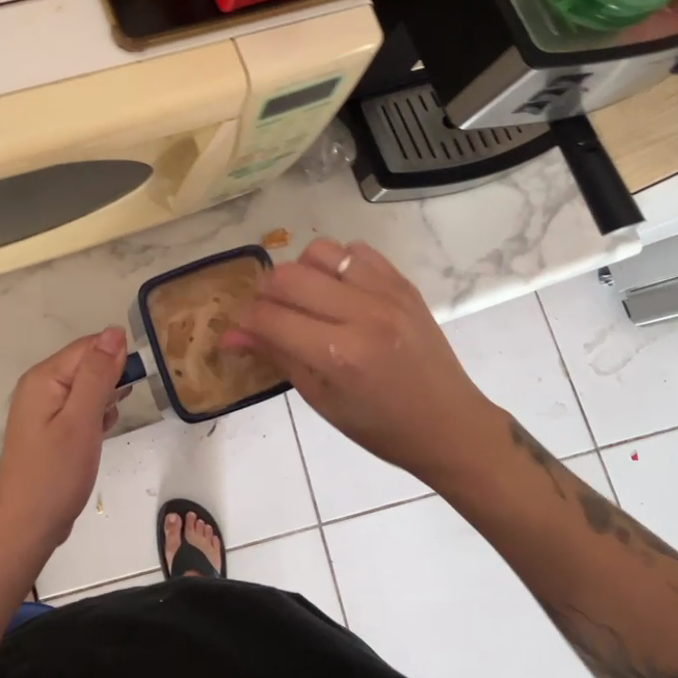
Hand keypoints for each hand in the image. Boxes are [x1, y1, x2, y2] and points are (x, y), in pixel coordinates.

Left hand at [0, 327, 127, 553]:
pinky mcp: (48, 428)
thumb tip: (114, 331)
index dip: (115, 360)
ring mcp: (41, 408)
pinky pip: (79, 407)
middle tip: (116, 412)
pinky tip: (99, 436)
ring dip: (104, 401)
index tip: (134, 386)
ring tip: (105, 427)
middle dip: (110, 382)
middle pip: (86, 364)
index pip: (89, 347)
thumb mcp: (82, 420)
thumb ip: (98, 374)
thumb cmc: (56, 474)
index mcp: (44, 377)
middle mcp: (39, 385)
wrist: (26, 528)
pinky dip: (94, 417)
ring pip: (86, 386)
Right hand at [222, 239, 496, 480]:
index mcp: (339, 355)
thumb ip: (275, 355)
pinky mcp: (403, 283)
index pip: (271, 317)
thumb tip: (227, 334)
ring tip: (306, 297)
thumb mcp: (320, 399)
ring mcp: (386, 294)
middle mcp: (362, 315)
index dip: (245, 318)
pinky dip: (337, 263)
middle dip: (266, 292)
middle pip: (289, 276)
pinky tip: (338, 289)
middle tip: (269, 312)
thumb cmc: (380, 427)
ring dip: (301, 270)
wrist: (450, 424)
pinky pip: (356, 250)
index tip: (240, 324)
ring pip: (320, 251)